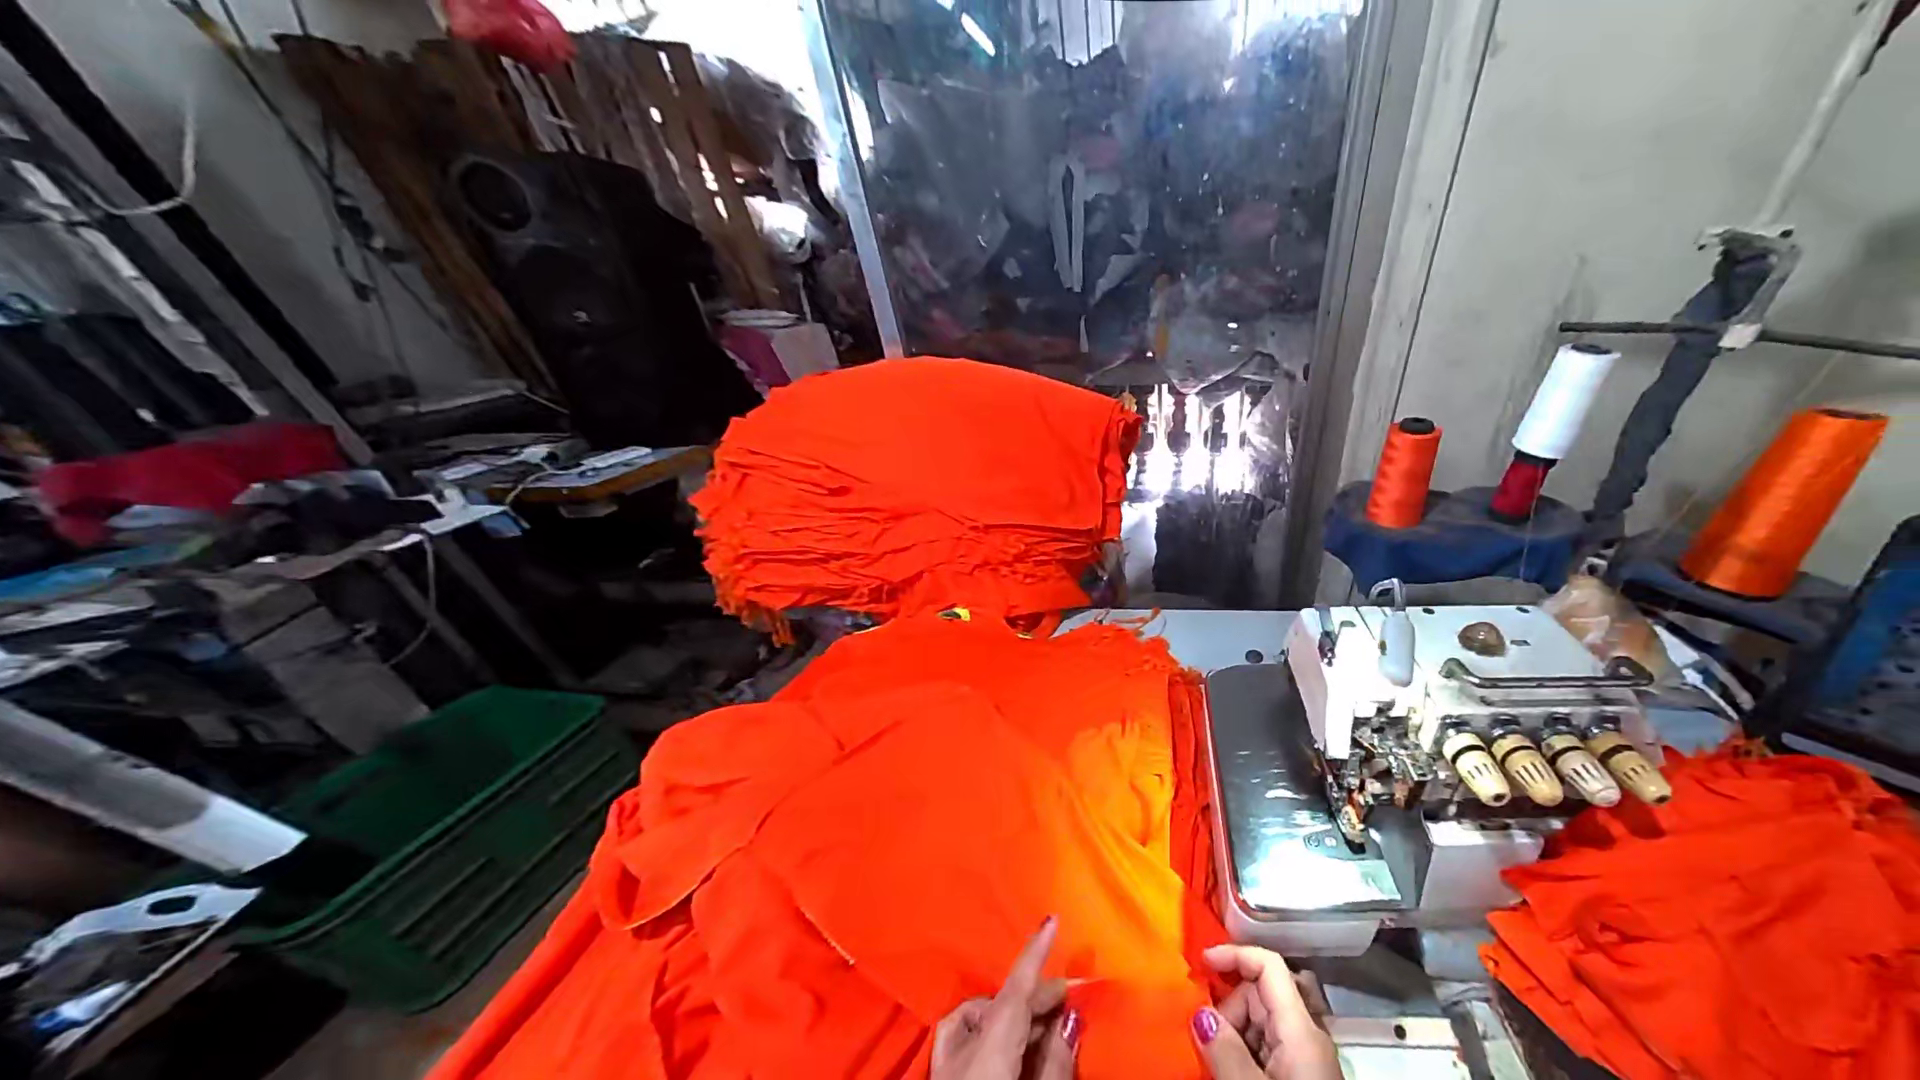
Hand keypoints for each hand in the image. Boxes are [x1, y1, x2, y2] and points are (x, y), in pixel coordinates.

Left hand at [930, 916, 1080, 1079]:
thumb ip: (1055, 1060)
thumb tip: (1069, 1020)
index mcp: (986, 1045)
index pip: (1015, 987)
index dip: (1036, 952)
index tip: (1051, 918)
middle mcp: (959, 1042)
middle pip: (1003, 1005)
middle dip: (1036, 999)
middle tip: (1069, 1002)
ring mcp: (942, 1058)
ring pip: (986, 1020)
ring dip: (1018, 1021)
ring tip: (1050, 1032)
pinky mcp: (938, 1072)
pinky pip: (968, 1036)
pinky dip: (994, 1034)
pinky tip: (1013, 1048)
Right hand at [1190, 944, 1341, 1079]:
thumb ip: (1226, 1050)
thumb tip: (1200, 1013)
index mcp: (1302, 1030)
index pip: (1270, 965)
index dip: (1234, 954)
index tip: (1201, 961)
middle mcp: (1310, 1034)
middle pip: (1262, 993)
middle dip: (1229, 1006)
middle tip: (1207, 1038)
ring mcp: (1310, 1056)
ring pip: (1264, 1019)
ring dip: (1235, 1029)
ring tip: (1219, 1060)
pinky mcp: (1306, 1074)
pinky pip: (1270, 1043)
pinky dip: (1246, 1046)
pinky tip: (1234, 1069)